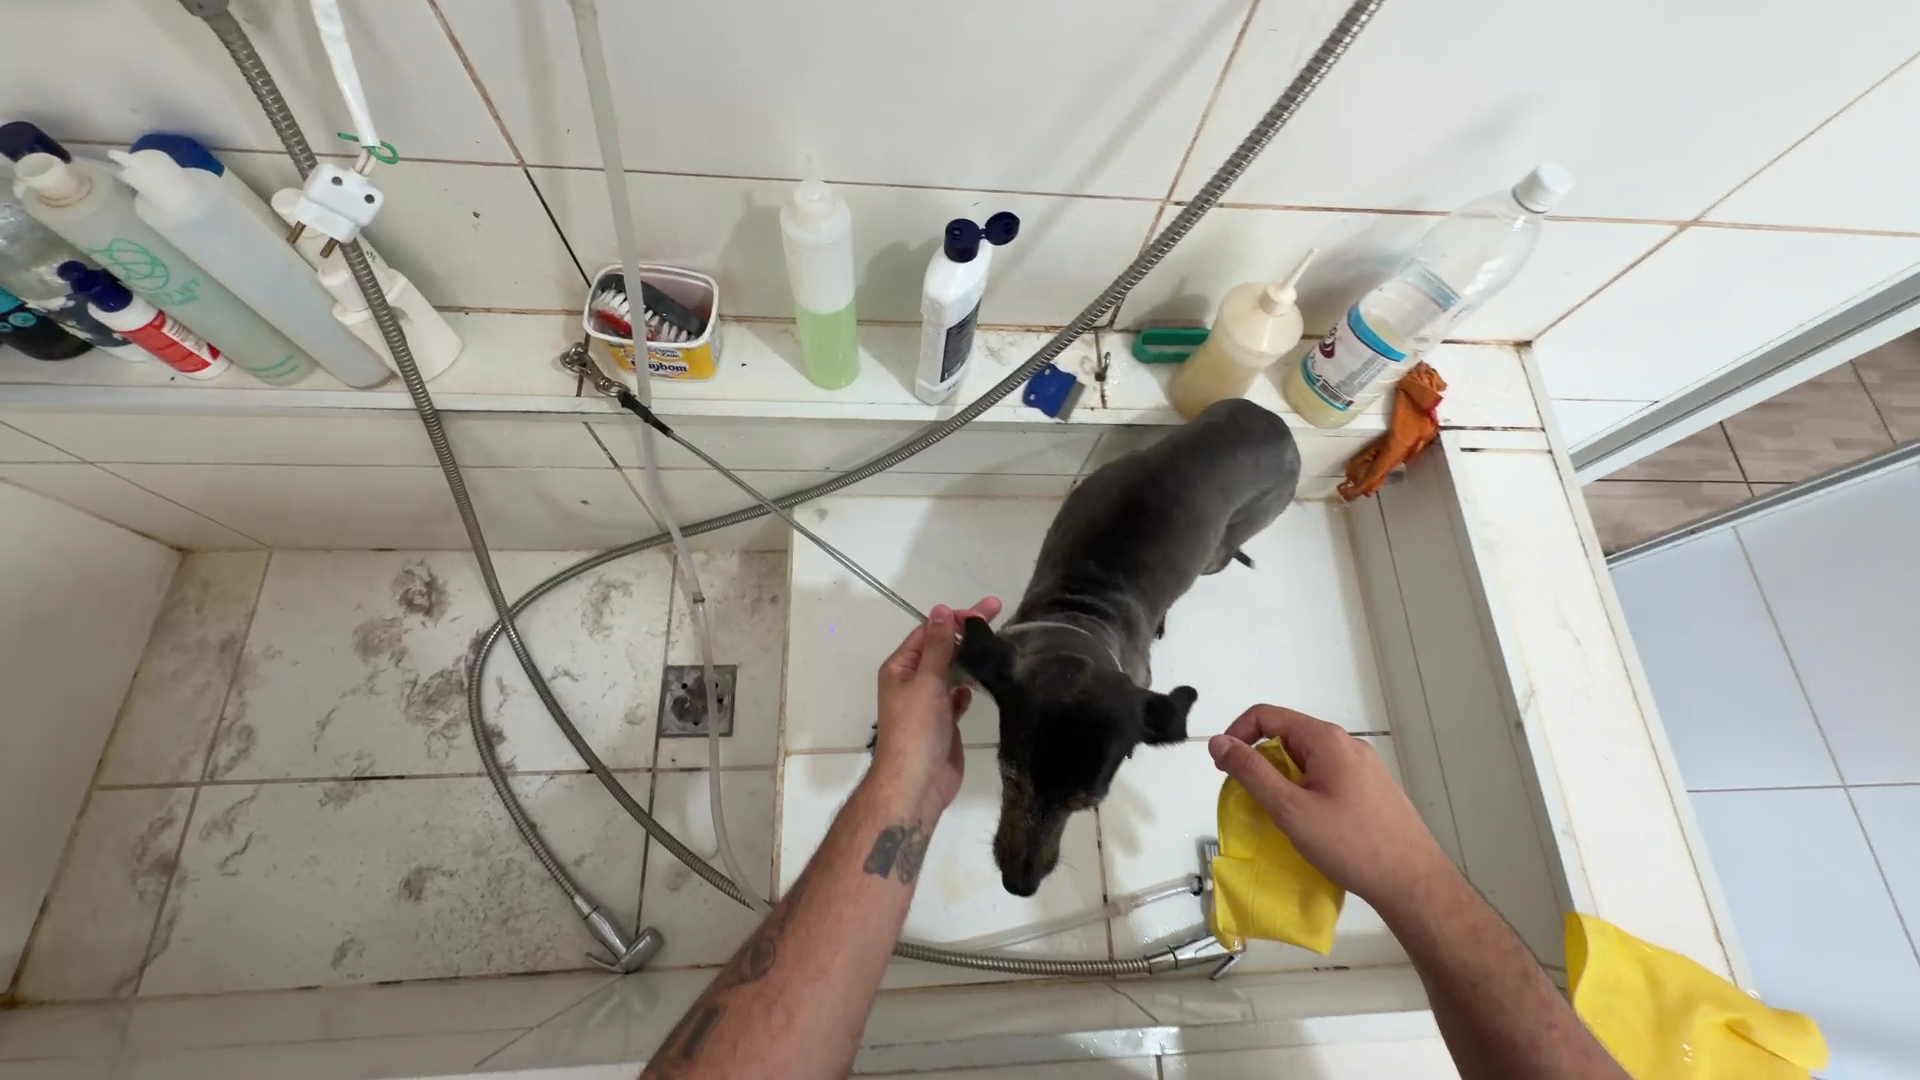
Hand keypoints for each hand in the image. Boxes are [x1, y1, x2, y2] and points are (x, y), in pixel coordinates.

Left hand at [872, 598, 1001, 815]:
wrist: (916, 785)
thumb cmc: (916, 730)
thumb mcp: (926, 682)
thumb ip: (938, 646)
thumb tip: (941, 610)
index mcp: (900, 668)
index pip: (929, 631)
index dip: (955, 619)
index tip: (986, 610)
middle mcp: (912, 682)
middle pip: (942, 649)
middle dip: (966, 634)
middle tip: (998, 615)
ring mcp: (928, 703)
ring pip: (950, 672)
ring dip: (968, 660)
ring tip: (995, 647)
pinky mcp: (943, 723)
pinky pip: (956, 697)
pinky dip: (967, 689)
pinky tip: (978, 687)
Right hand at [1208, 705, 1453, 910]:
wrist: (1416, 885)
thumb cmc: (1350, 844)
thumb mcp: (1290, 808)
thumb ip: (1251, 771)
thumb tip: (1218, 741)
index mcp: (1325, 739)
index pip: (1266, 716)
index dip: (1236, 735)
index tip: (1223, 766)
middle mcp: (1346, 743)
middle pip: (1286, 734)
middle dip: (1258, 758)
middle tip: (1245, 792)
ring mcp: (1362, 766)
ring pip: (1305, 757)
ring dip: (1280, 776)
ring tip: (1274, 810)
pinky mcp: (1371, 788)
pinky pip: (1324, 774)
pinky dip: (1303, 787)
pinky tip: (1306, 819)